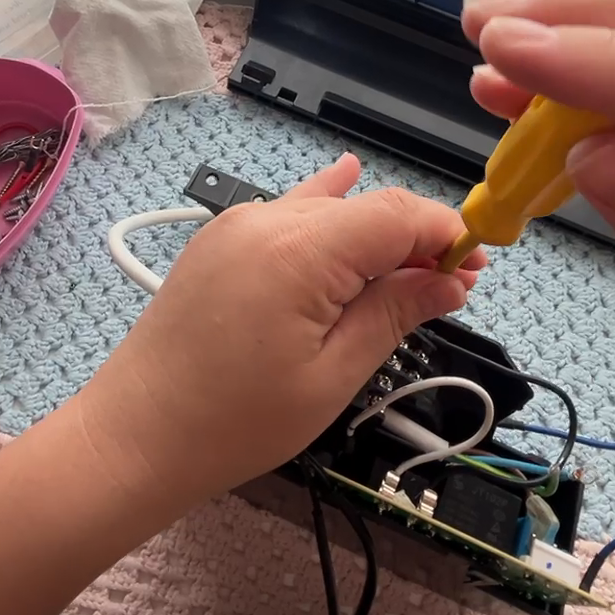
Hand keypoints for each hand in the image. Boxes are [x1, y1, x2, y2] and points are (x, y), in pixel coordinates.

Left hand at [73, 154, 486, 507]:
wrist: (135, 433)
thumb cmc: (237, 421)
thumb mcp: (332, 376)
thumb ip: (394, 313)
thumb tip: (451, 279)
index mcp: (302, 250)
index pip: (397, 214)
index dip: (446, 233)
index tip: (478, 266)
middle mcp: (269, 218)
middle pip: (366, 208)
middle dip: (416, 237)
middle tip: (453, 281)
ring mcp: (238, 222)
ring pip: (327, 206)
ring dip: (374, 229)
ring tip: (409, 261)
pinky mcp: (220, 237)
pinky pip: (287, 210)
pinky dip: (325, 207)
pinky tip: (342, 182)